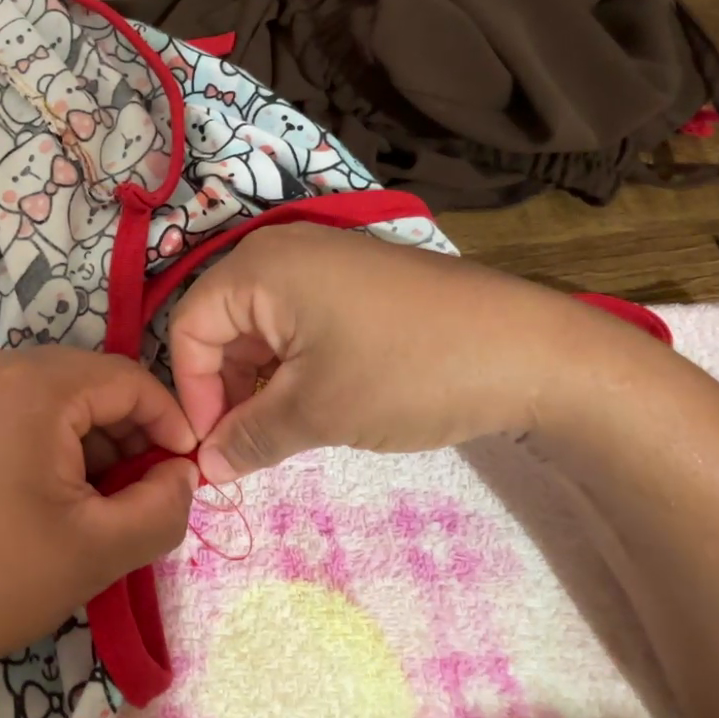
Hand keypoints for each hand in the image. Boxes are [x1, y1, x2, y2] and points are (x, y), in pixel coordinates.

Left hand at [0, 347, 198, 679]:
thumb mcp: (98, 550)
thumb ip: (163, 507)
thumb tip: (183, 473)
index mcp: (33, 383)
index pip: (128, 380)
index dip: (169, 422)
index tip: (186, 471)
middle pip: (90, 383)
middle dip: (129, 434)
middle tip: (144, 493)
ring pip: (55, 396)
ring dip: (91, 440)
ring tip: (99, 503)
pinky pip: (19, 408)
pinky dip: (50, 441)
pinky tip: (52, 495)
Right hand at [169, 224, 661, 482]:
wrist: (530, 349)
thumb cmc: (406, 371)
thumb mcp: (317, 411)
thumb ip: (249, 437)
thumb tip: (206, 467)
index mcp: (258, 267)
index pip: (187, 328)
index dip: (193, 392)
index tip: (216, 449)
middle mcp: (281, 250)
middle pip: (221, 322)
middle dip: (226, 387)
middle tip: (248, 445)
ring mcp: (322, 259)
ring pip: (260, 324)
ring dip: (260, 380)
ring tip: (286, 428)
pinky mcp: (354, 277)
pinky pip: (297, 317)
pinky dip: (293, 361)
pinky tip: (318, 398)